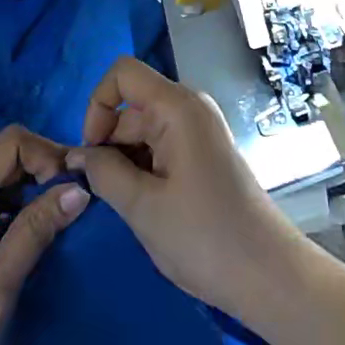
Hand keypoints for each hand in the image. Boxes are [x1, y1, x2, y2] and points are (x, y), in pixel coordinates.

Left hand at [0, 125, 90, 344]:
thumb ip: (33, 233)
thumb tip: (80, 188)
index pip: (7, 145)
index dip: (45, 154)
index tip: (74, 185)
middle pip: (7, 157)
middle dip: (46, 167)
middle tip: (80, 195)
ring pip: (6, 179)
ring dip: (40, 186)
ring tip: (69, 209)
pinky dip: (27, 207)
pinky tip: (46, 227)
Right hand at [63, 57, 318, 316]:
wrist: (265, 270)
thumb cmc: (203, 236)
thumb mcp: (142, 206)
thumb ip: (104, 172)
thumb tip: (79, 154)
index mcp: (178, 106)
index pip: (123, 73)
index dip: (97, 105)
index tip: (91, 153)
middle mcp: (189, 107)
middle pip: (131, 107)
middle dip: (106, 143)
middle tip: (94, 193)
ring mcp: (198, 130)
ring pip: (143, 130)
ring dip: (123, 161)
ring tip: (121, 206)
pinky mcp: (202, 153)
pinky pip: (160, 146)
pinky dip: (142, 168)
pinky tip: (140, 205)